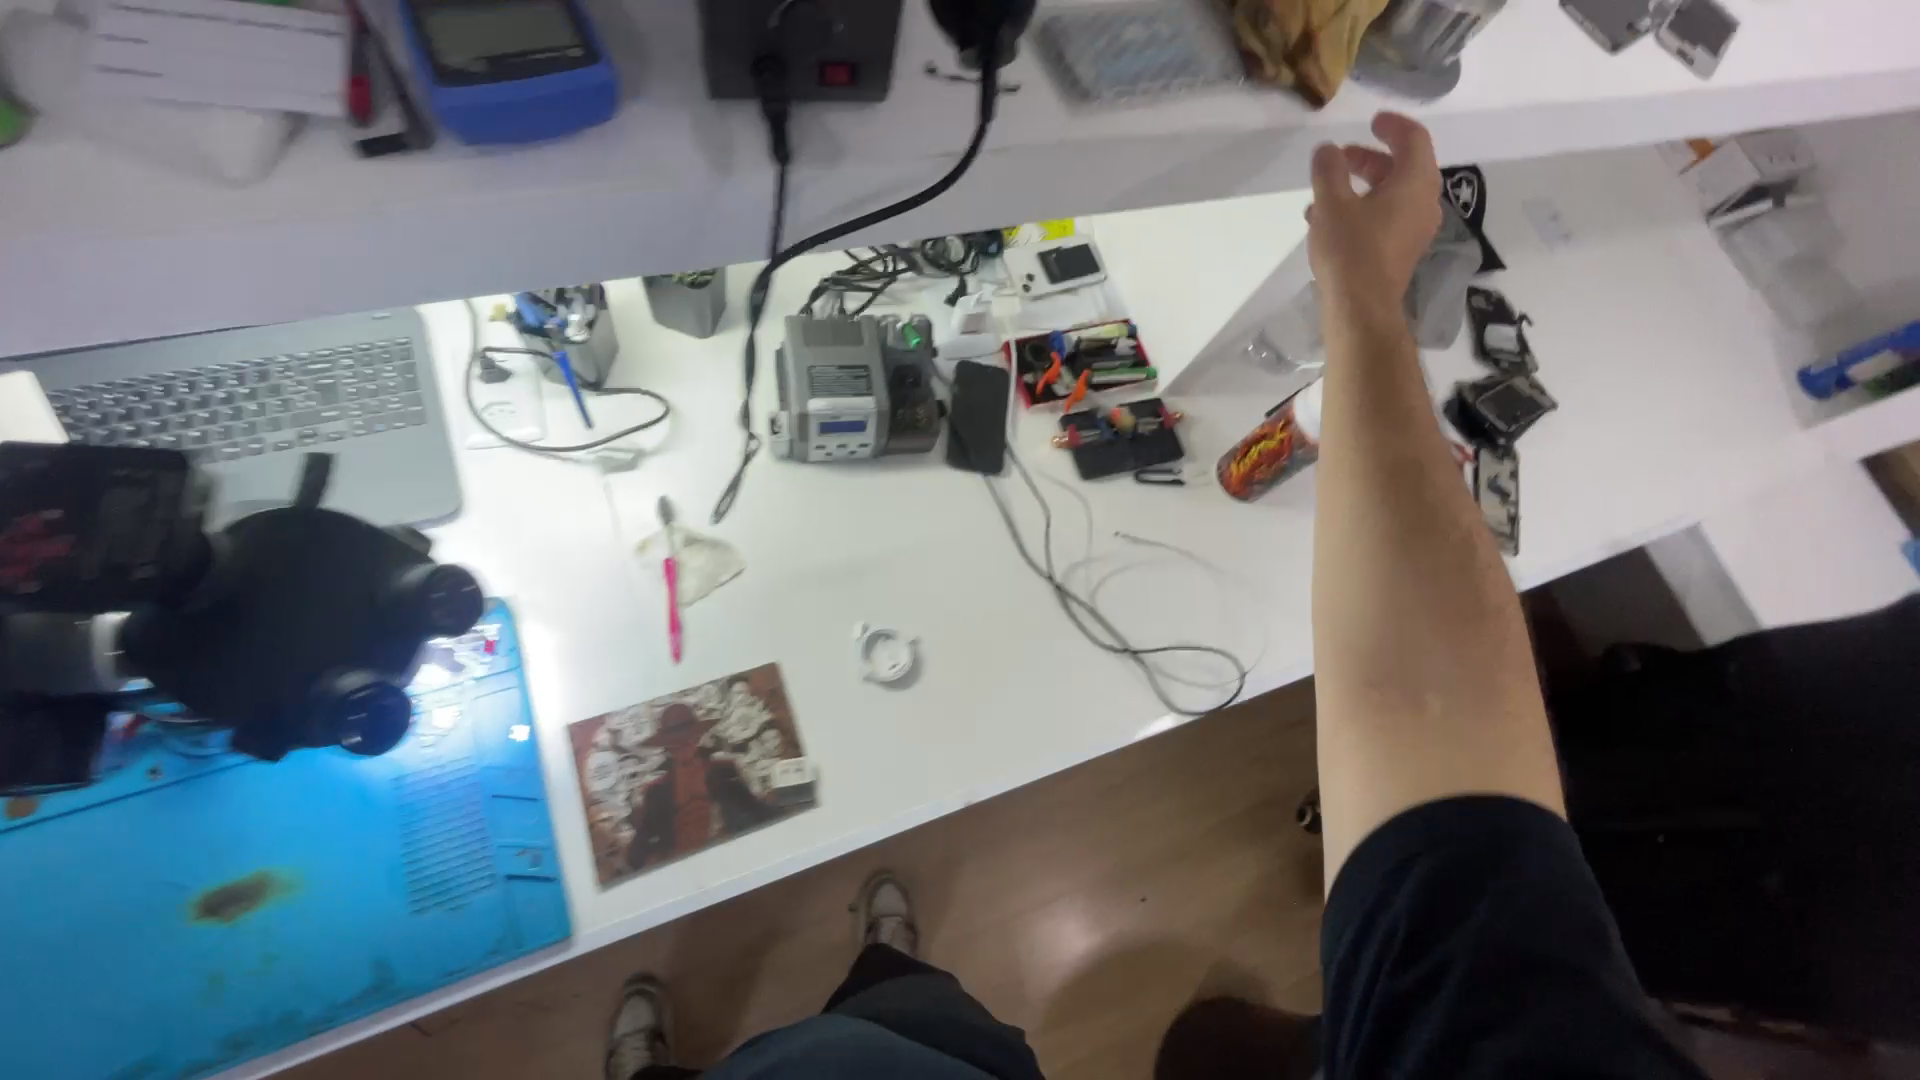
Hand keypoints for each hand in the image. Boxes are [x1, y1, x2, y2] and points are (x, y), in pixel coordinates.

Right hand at [1306, 112, 1443, 318]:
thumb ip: (1328, 170)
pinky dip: (1363, 210)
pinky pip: (1386, 219)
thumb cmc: (1350, 250)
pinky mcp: (1401, 252)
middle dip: (1368, 159)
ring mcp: (1415, 230)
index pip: (1413, 138)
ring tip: (1326, 194)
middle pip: (1401, 167)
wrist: (1360, 308)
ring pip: (1391, 196)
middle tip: (1339, 159)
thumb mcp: (1331, 204)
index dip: (1392, 126)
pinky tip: (1330, 223)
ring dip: (1361, 188)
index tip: (1371, 121)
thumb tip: (1327, 151)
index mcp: (1415, 181)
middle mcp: (1424, 202)